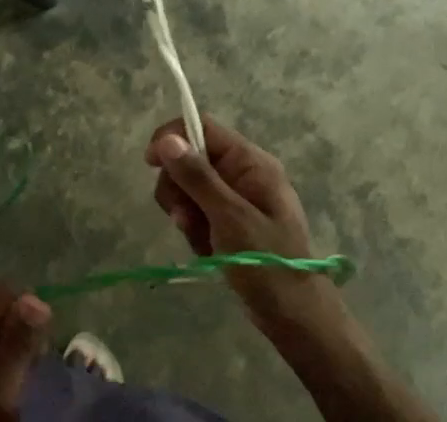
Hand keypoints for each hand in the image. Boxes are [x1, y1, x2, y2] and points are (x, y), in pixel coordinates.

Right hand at [145, 115, 345, 335]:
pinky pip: (196, 209)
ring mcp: (236, 198)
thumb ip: (198, 177)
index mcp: (251, 163)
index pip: (202, 127)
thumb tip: (168, 139)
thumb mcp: (230, 218)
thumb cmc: (269, 265)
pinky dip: (194, 227)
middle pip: (189, 158)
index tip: (150, 163)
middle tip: (183, 218)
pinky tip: (206, 249)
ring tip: (198, 238)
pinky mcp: (229, 220)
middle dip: (178, 187)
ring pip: (188, 185)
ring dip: (184, 211)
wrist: (296, 320)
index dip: (172, 138)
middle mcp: (243, 173)